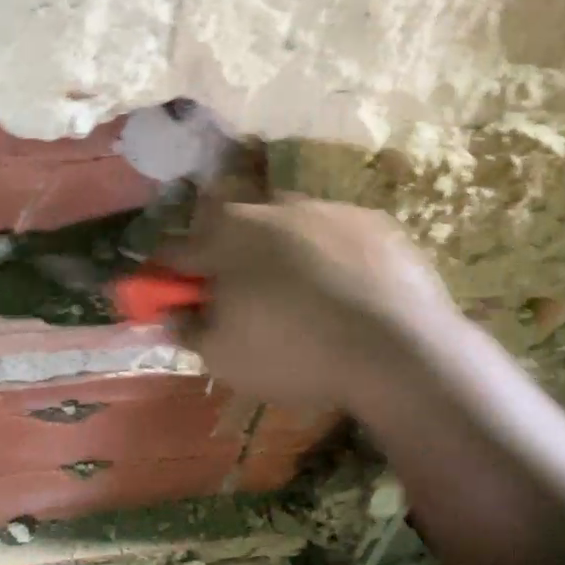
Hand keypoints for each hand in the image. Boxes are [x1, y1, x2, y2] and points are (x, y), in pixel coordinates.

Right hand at [163, 198, 462, 410]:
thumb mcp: (222, 356)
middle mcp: (275, 208)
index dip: (166, 276)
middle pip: (234, 228)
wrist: (397, 350)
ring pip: (288, 228)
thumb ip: (189, 329)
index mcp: (227, 235)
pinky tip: (341, 296)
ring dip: (280, 255)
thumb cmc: (292, 352)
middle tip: (236, 299)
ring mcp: (330, 210)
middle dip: (226, 257)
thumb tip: (174, 314)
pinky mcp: (377, 223)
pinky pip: (336, 238)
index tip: (170, 298)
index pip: (176, 249)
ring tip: (295, 299)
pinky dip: (329, 260)